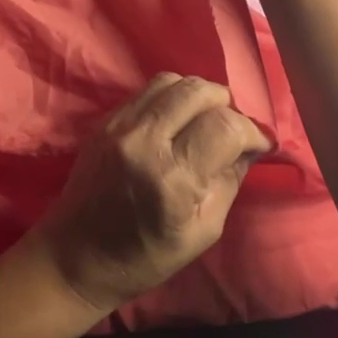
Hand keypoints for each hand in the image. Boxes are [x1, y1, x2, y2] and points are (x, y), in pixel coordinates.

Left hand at [31, 73, 272, 312]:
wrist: (77, 254)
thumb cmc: (145, 257)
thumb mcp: (203, 231)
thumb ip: (229, 180)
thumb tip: (252, 145)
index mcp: (172, 178)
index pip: (224, 126)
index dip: (251, 130)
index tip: (260, 143)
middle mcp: (144, 140)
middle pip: (198, 91)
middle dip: (226, 105)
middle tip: (232, 130)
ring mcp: (120, 124)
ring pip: (171, 80)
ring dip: (198, 95)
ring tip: (204, 121)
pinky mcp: (105, 118)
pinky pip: (147, 90)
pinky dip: (171, 98)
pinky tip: (176, 122)